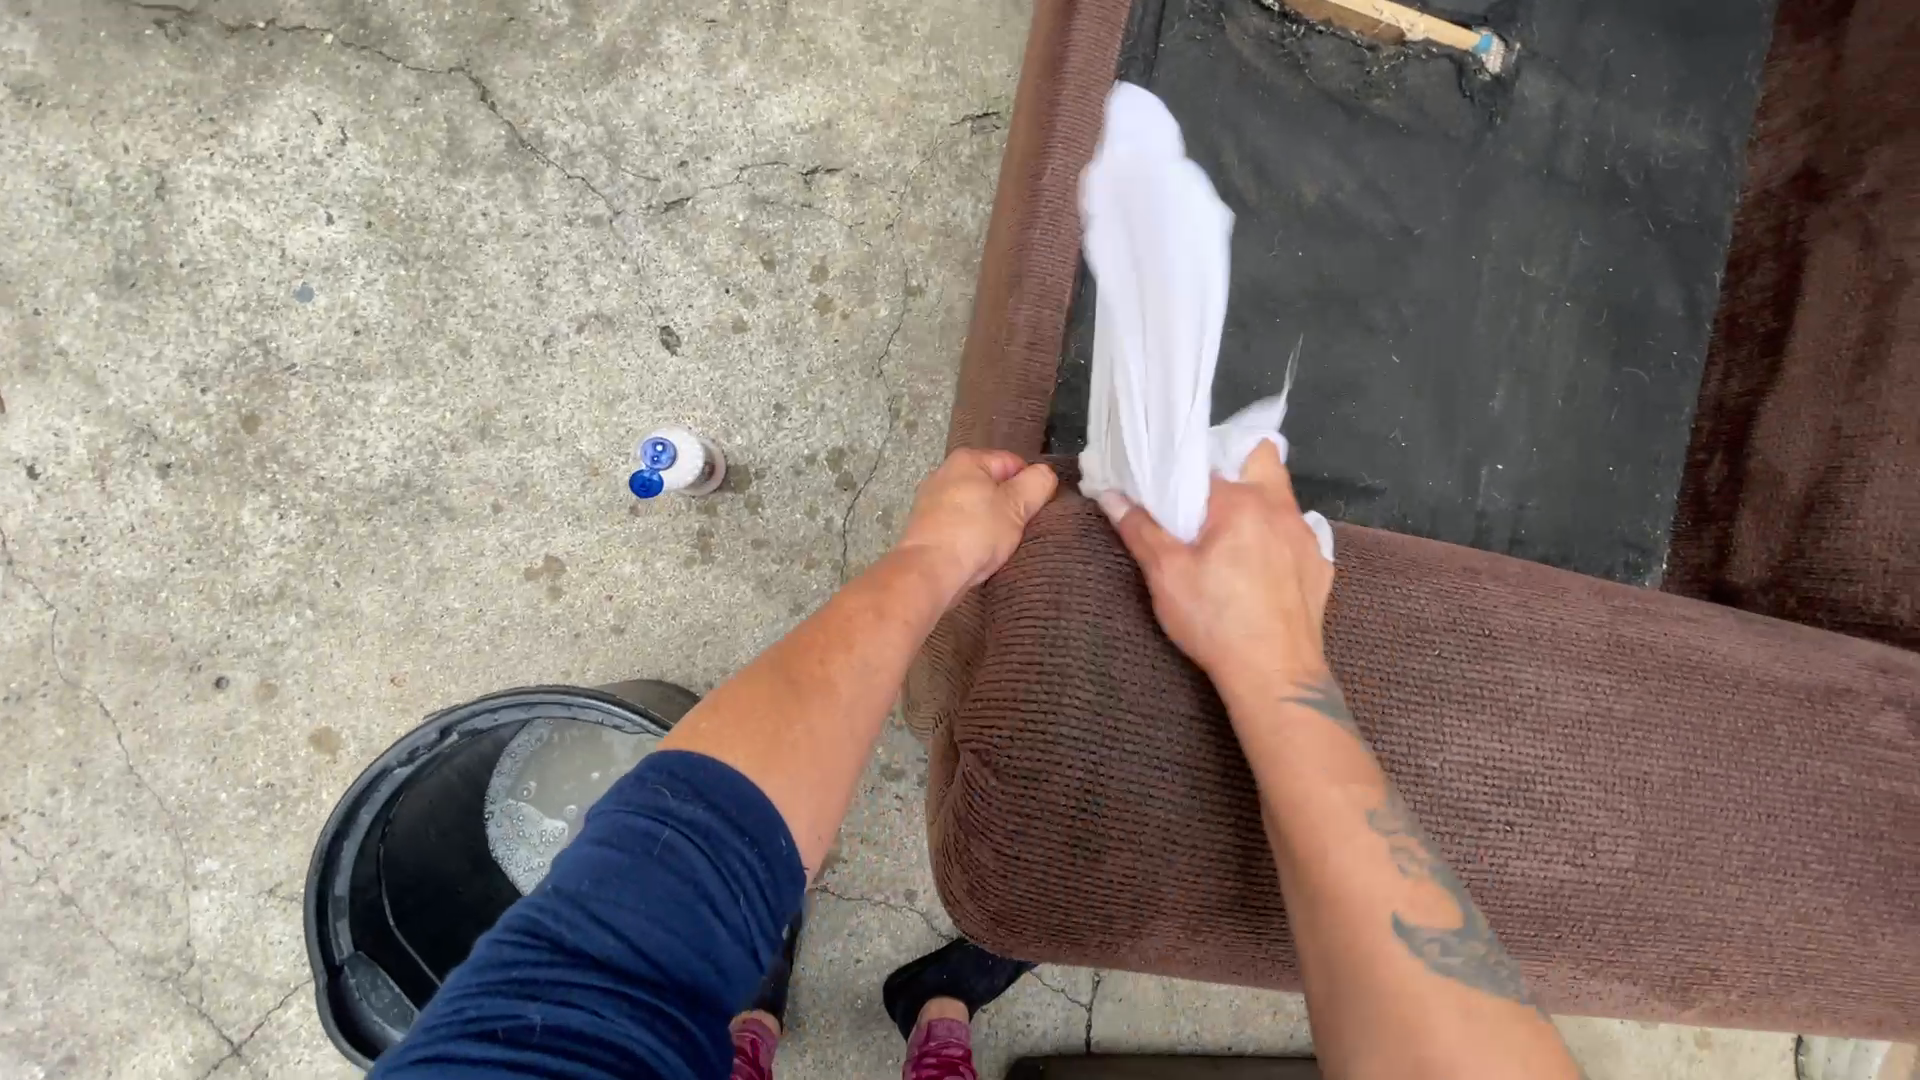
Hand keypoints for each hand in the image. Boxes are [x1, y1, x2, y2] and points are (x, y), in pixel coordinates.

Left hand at [896, 449, 1058, 600]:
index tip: (1035, 509)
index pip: (1013, 463)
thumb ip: (1037, 484)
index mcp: (967, 459)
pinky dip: (971, 535)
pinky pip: (960, 525)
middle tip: (1020, 528)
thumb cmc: (974, 533)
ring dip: (990, 523)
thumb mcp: (1016, 506)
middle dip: (1009, 505)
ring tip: (999, 543)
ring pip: (975, 507)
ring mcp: (931, 500)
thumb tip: (1045, 474)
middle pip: (992, 484)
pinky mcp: (926, 526)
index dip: (1030, 485)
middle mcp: (944, 473)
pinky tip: (978, 551)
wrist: (929, 572)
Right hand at [1100, 441, 1332, 691]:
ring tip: (1226, 532)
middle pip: (1263, 459)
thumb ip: (1139, 528)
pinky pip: (1296, 535)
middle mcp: (1282, 510)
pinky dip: (1275, 538)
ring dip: (1255, 502)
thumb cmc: (1214, 620)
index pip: (1213, 458)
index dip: (1189, 464)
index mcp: (1243, 502)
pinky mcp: (1320, 567)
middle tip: (1204, 495)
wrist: (1275, 676)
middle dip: (1234, 465)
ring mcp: (1307, 539)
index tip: (1172, 478)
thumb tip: (1111, 495)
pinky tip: (1257, 567)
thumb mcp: (1165, 574)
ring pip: (1282, 498)